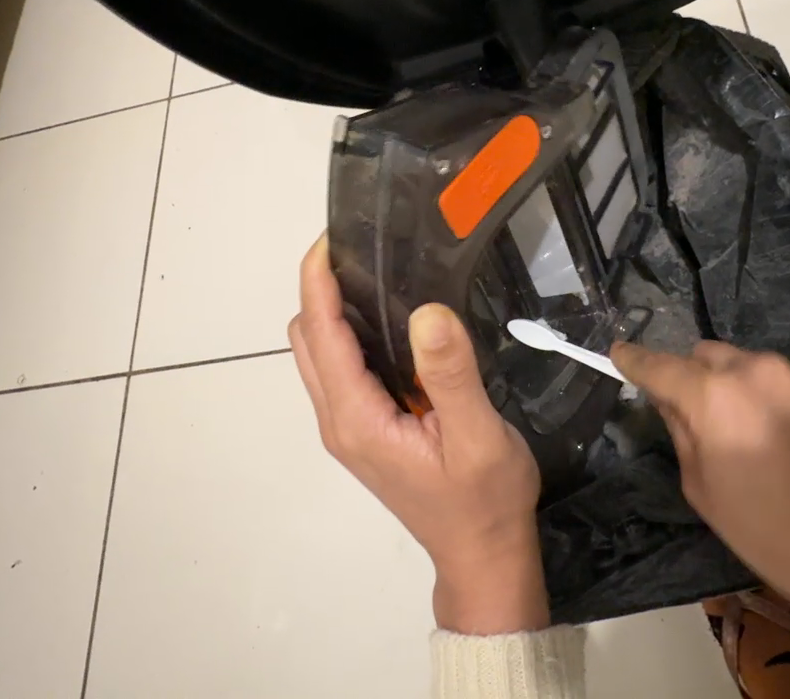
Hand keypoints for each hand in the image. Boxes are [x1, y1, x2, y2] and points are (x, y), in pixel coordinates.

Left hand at [289, 237, 547, 634]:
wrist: (482, 554)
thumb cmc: (482, 499)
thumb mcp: (477, 436)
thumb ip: (450, 374)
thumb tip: (426, 311)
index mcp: (356, 417)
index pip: (320, 332)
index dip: (318, 279)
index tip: (333, 235)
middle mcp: (338, 419)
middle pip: (307, 339)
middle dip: (320, 288)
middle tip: (363, 248)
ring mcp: (347, 427)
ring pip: (318, 354)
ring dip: (331, 311)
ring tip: (375, 273)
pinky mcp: (362, 430)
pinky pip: (340, 370)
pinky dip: (347, 335)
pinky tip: (388, 319)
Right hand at [613, 340, 789, 681]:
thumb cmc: (770, 532)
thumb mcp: (703, 490)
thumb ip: (681, 433)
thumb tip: (674, 403)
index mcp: (713, 394)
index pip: (658, 364)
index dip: (633, 359)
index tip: (618, 353)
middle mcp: (756, 371)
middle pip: (707, 355)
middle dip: (694, 377)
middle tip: (699, 416)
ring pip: (752, 368)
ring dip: (740, 389)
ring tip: (754, 437)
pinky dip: (779, 404)